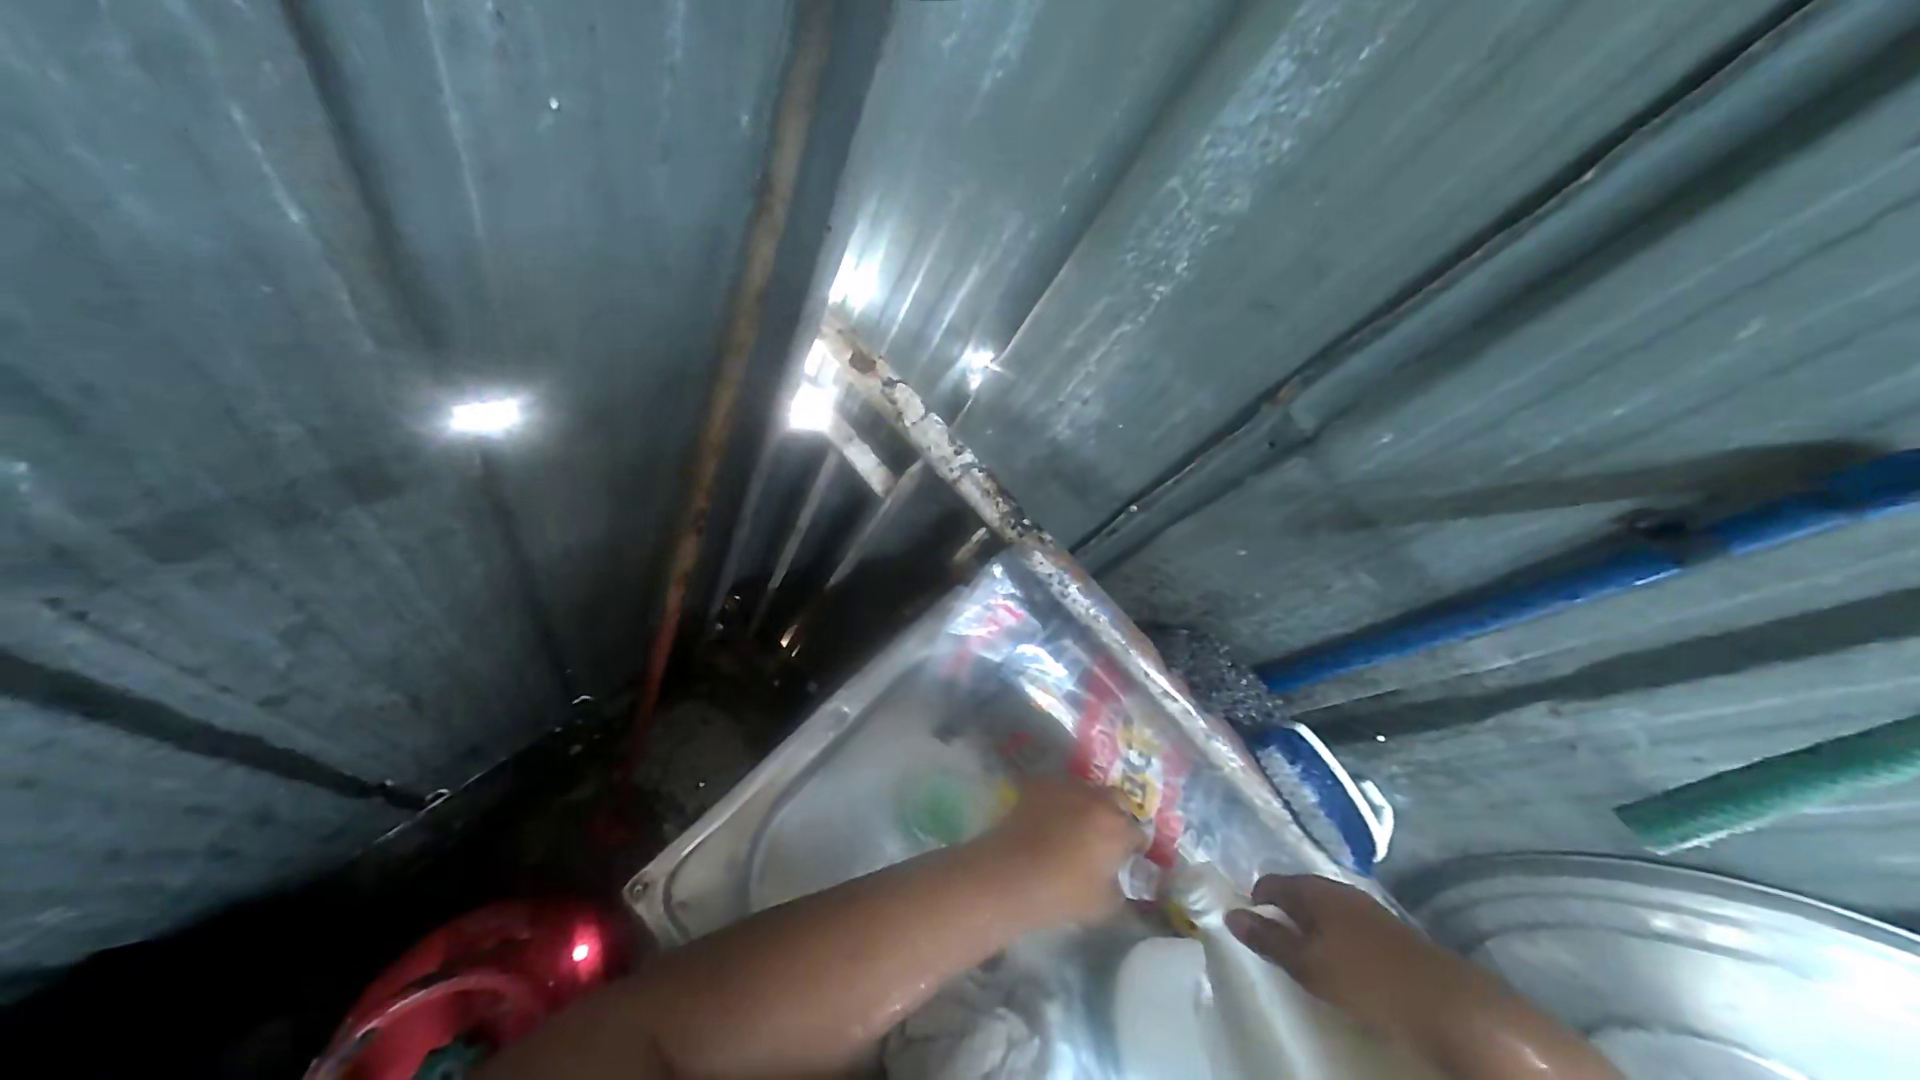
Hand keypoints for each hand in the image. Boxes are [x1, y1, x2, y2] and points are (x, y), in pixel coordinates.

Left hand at [979, 778, 1143, 923]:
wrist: (1014, 874)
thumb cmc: (1064, 893)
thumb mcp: (1105, 904)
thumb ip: (1121, 887)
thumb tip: (1122, 879)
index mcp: (1119, 827)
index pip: (1138, 833)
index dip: (1132, 847)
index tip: (1124, 858)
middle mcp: (1097, 799)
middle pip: (1116, 801)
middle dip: (1114, 816)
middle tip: (1103, 837)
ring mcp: (1066, 787)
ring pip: (1086, 791)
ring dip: (1087, 804)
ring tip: (1074, 824)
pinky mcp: (1039, 785)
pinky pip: (1057, 789)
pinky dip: (1058, 800)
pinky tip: (1048, 816)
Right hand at [1225, 875, 1508, 1050]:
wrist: (1445, 1002)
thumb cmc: (1363, 977)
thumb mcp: (1306, 963)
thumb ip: (1268, 938)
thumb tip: (1230, 913)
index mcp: (1314, 889)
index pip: (1271, 882)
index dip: (1255, 901)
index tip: (1249, 927)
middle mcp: (1338, 889)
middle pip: (1298, 892)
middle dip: (1282, 913)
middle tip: (1272, 944)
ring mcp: (1366, 908)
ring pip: (1324, 909)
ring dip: (1309, 927)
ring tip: (1302, 957)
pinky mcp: (1387, 931)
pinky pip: (1345, 925)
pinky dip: (1333, 938)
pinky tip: (1337, 962)